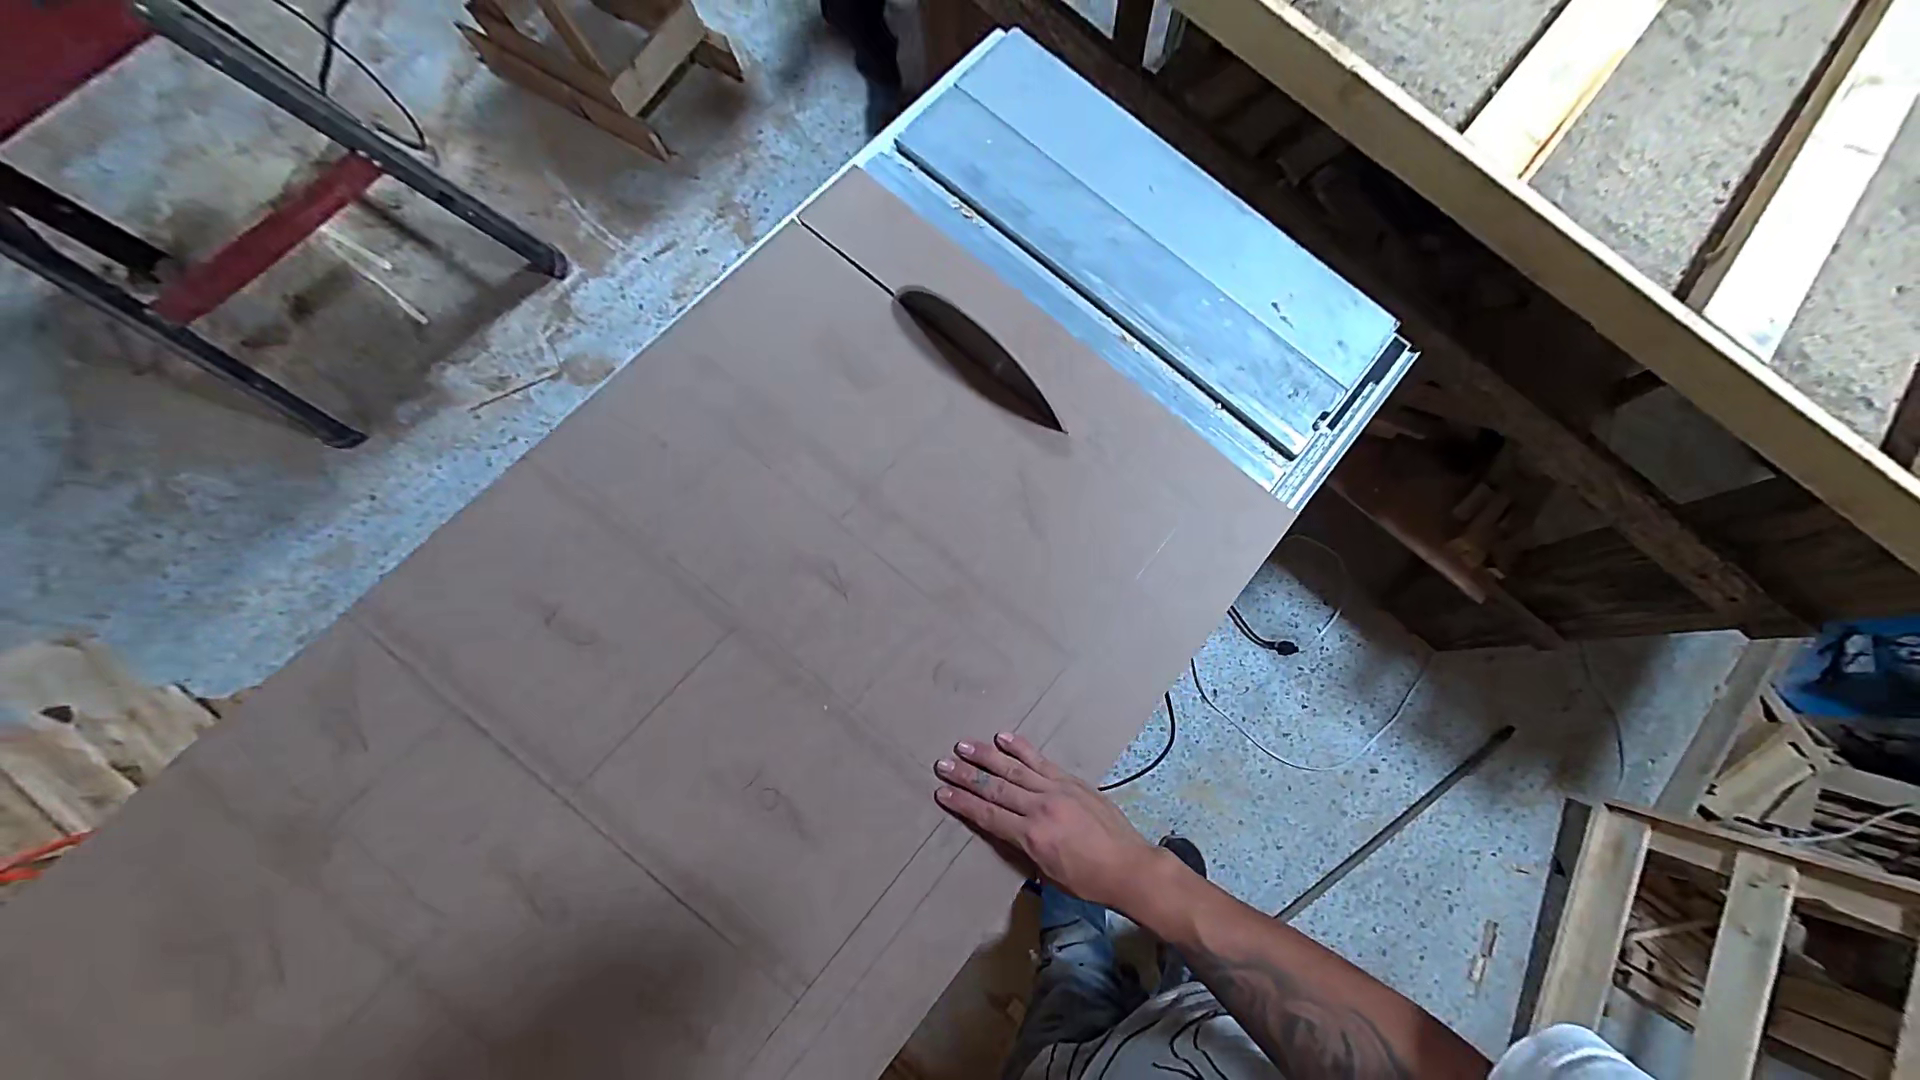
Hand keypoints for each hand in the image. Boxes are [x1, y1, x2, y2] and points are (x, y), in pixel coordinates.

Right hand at [934, 731, 1164, 911]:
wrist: (1128, 866)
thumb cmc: (1087, 880)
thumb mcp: (1049, 874)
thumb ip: (1024, 849)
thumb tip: (1005, 832)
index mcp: (1032, 836)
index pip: (989, 816)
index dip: (963, 804)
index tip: (942, 792)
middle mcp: (1040, 808)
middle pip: (995, 789)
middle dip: (966, 776)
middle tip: (943, 764)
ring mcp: (1055, 789)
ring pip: (1013, 769)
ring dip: (986, 756)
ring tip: (964, 745)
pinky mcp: (1069, 781)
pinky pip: (1040, 761)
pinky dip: (1020, 748)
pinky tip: (1003, 737)